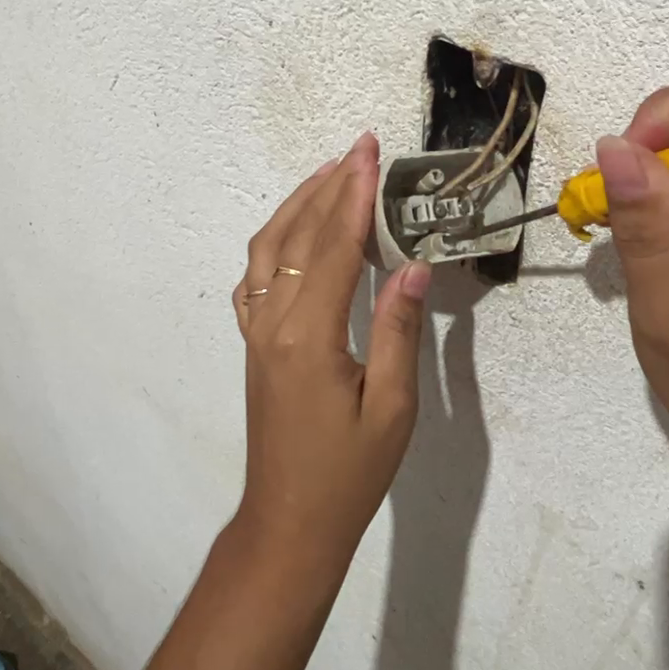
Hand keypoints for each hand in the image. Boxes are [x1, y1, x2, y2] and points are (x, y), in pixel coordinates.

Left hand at [229, 131, 431, 562]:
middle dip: (329, 188)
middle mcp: (272, 323)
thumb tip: (414, 266)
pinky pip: (254, 279)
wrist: (289, 521)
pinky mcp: (253, 346)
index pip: (333, 248)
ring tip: (328, 174)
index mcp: (308, 336)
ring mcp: (255, 333)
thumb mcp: (391, 408)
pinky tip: (292, 235)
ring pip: (267, 251)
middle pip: (296, 238)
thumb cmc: (347, 472)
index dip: (354, 198)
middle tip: (358, 148)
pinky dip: (273, 243)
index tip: (369, 154)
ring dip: (297, 206)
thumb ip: (398, 331)